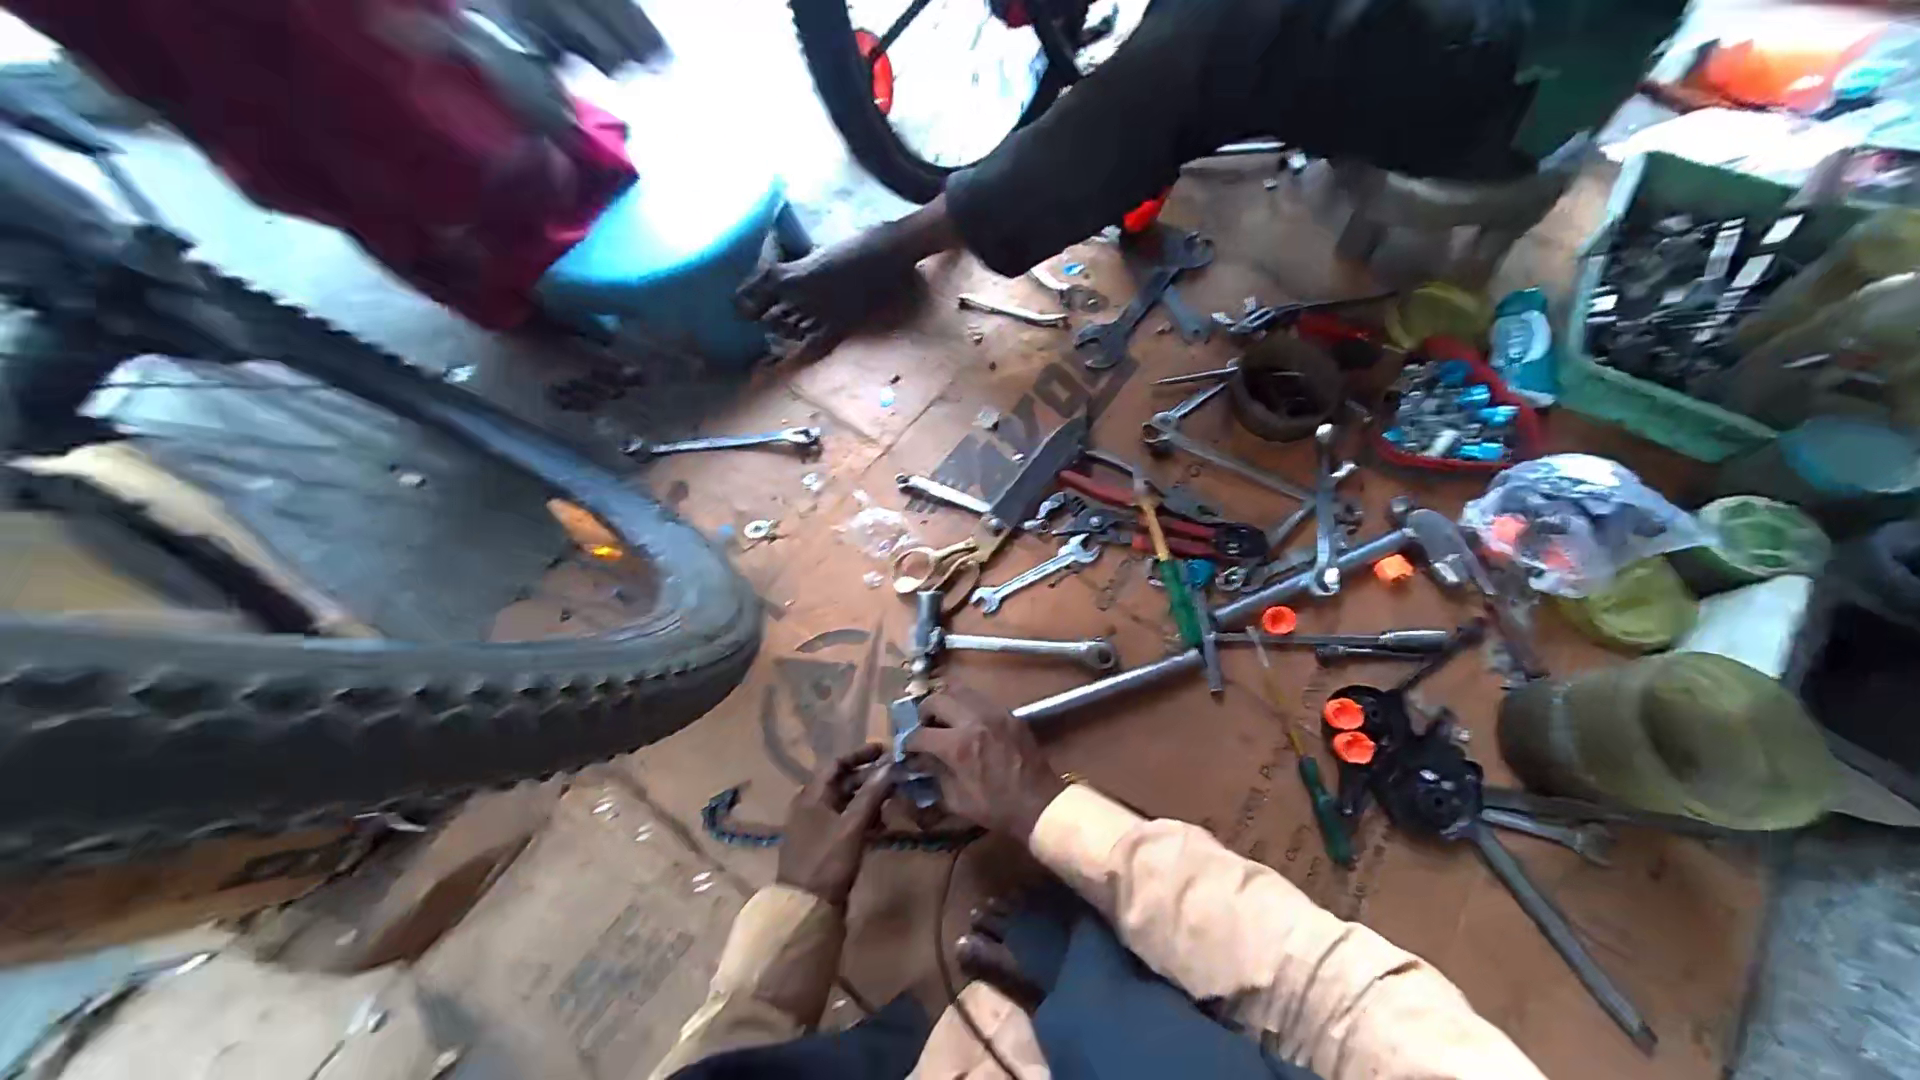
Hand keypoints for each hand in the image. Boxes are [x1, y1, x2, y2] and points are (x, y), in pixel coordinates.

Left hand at [776, 745, 893, 906]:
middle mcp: (811, 805)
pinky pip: (846, 821)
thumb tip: (889, 766)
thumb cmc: (826, 862)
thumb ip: (871, 795)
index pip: (836, 764)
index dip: (860, 754)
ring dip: (869, 799)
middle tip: (895, 776)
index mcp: (810, 796)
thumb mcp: (851, 827)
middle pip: (842, 782)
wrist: (804, 908)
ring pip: (846, 802)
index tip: (885, 750)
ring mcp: (816, 825)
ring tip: (893, 799)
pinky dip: (863, 818)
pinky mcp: (823, 843)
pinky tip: (882, 823)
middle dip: (869, 778)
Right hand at [903, 685, 1065, 839]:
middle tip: (924, 727)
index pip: (920, 734)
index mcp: (958, 746)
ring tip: (944, 719)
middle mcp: (974, 720)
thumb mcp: (956, 799)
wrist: (1038, 803)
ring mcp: (994, 712)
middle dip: (923, 713)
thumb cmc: (995, 808)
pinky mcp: (1009, 713)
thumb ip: (933, 773)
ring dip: (946, 702)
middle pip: (936, 699)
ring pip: (959, 690)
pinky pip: (981, 699)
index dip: (908, 743)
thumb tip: (918, 760)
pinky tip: (968, 722)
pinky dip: (968, 706)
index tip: (908, 749)